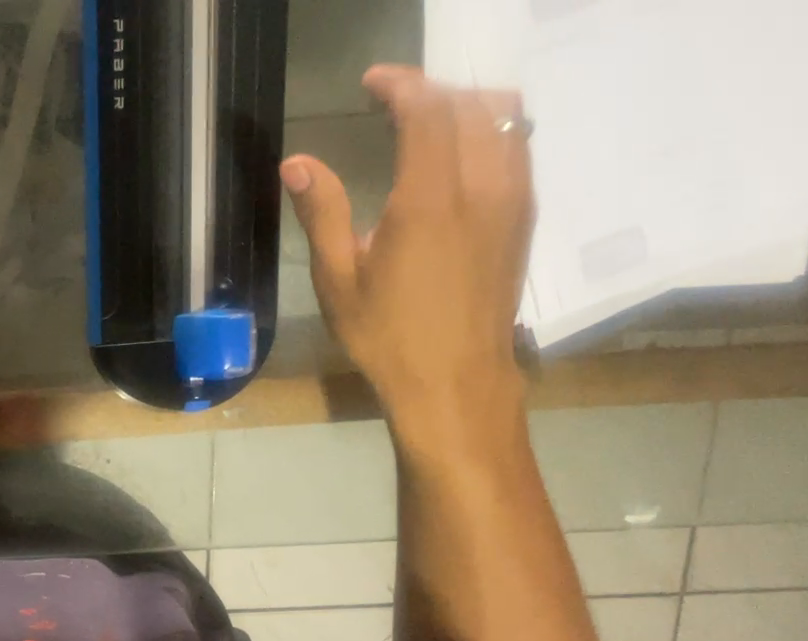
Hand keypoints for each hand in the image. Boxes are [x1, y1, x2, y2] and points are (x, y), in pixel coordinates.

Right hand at [281, 65, 536, 432]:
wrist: (455, 378)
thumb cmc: (385, 334)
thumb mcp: (339, 280)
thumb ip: (323, 214)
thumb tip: (296, 164)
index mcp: (429, 200)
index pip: (427, 112)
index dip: (400, 86)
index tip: (371, 82)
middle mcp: (481, 185)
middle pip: (469, 105)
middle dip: (430, 91)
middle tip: (391, 101)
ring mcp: (512, 197)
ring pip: (505, 118)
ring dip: (465, 105)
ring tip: (426, 118)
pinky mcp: (522, 215)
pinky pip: (517, 145)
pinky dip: (489, 129)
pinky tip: (458, 152)